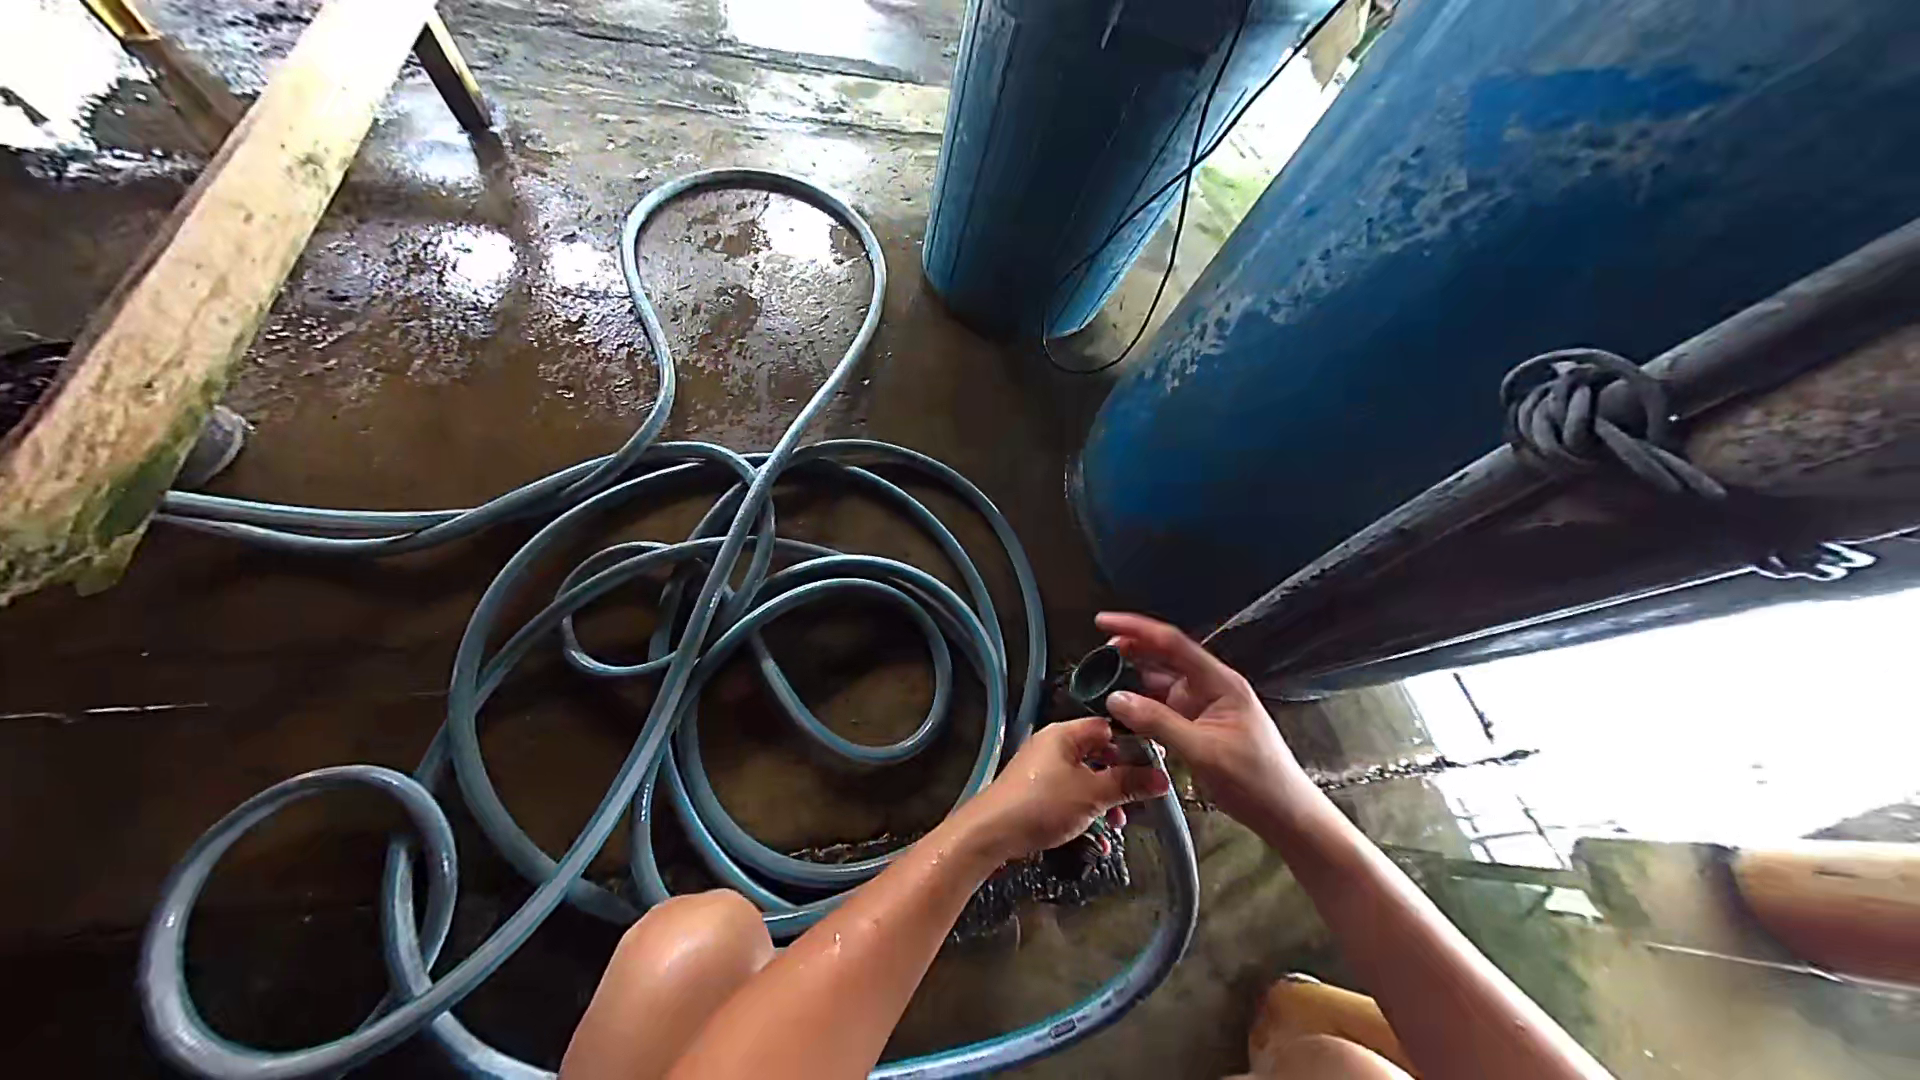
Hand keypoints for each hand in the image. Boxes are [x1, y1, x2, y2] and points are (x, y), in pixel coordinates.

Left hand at [951, 716, 1170, 862]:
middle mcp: (1053, 746)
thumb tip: (1160, 778)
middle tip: (1142, 796)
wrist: (992, 833)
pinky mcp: (1037, 792)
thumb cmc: (1039, 805)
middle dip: (1122, 777)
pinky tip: (1099, 836)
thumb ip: (1128, 784)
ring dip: (1106, 798)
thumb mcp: (1092, 794)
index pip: (1108, 727)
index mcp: (1065, 734)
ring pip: (1086, 777)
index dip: (1133, 743)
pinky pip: (1071, 794)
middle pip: (1099, 753)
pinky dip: (1087, 810)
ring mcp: (1044, 769)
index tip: (1156, 763)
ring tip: (1120, 821)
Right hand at [1097, 612, 1327, 838]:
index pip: (1171, 643)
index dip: (1137, 628)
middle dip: (1131, 650)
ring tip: (1104, 680)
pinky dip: (1140, 705)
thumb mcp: (1204, 751)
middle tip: (1100, 651)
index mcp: (1219, 682)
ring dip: (1132, 680)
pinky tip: (1123, 710)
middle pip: (1163, 657)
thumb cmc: (1260, 781)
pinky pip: (1160, 707)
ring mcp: (1201, 706)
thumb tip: (1119, 700)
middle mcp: (1209, 688)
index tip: (1108, 622)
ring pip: (1159, 683)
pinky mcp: (1195, 725)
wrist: (1284, 815)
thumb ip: (1158, 722)